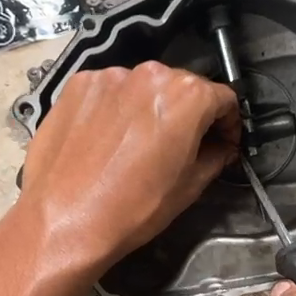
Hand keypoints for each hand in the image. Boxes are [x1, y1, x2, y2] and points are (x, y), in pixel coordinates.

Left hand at [15, 61, 239, 276]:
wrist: (66, 219)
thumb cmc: (132, 208)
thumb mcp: (189, 188)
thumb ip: (214, 157)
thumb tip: (220, 148)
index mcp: (187, 97)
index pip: (223, 98)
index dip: (228, 124)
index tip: (223, 141)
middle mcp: (150, 75)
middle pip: (182, 88)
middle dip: (188, 115)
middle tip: (182, 148)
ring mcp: (110, 77)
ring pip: (143, 89)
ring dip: (149, 111)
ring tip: (138, 148)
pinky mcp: (78, 86)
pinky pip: (110, 93)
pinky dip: (116, 110)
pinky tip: (110, 142)